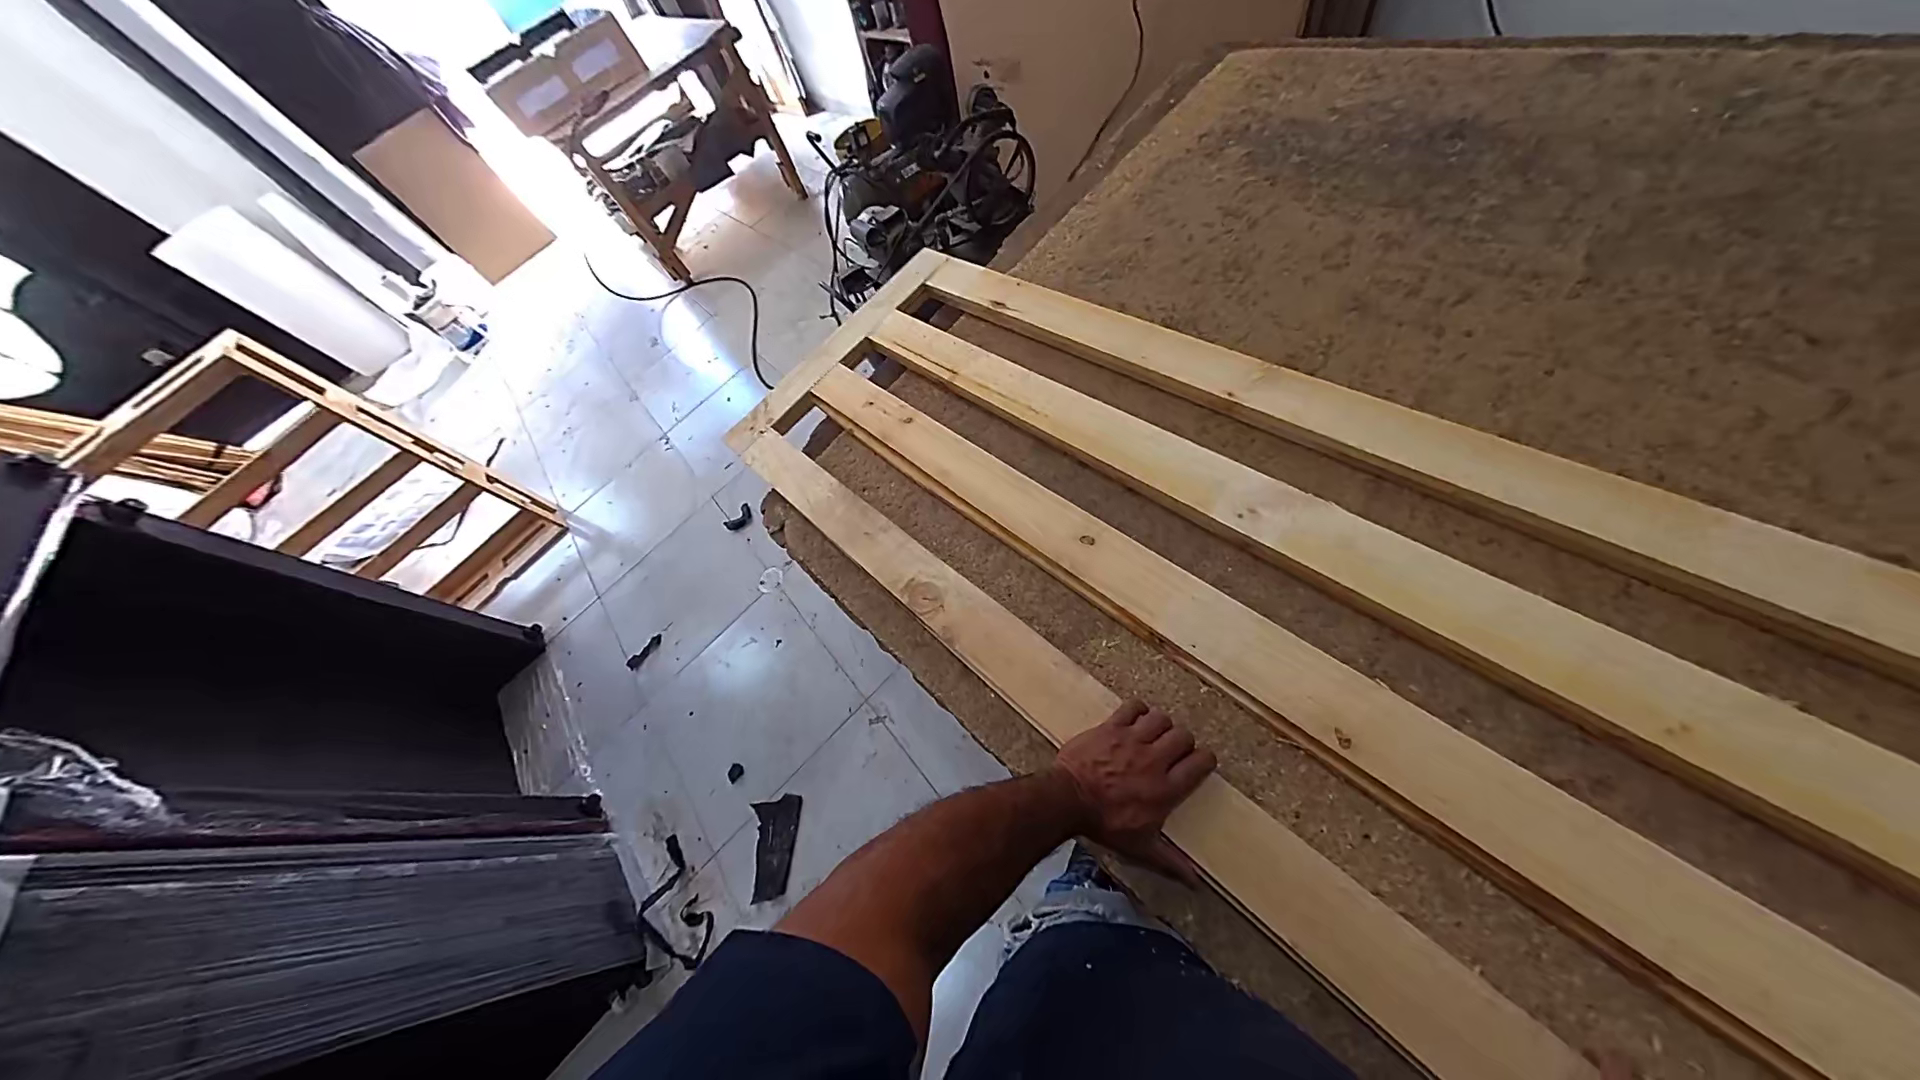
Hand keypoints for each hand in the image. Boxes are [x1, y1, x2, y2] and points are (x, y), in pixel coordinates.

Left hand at [1050, 700, 1216, 884]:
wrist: (1068, 799)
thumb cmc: (1104, 824)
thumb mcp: (1140, 848)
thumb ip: (1170, 862)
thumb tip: (1195, 883)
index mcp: (1166, 788)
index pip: (1200, 763)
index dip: (1204, 759)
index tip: (1199, 761)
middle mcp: (1154, 760)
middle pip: (1183, 736)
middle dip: (1182, 741)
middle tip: (1173, 749)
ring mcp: (1132, 740)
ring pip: (1161, 719)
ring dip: (1161, 725)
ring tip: (1153, 734)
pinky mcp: (1112, 727)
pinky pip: (1133, 707)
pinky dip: (1137, 710)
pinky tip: (1134, 719)